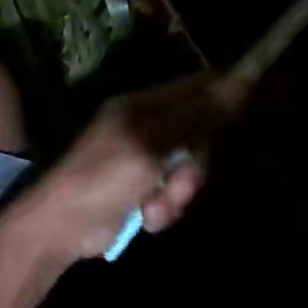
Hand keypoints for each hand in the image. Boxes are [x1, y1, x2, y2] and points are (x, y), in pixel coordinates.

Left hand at [18, 72, 248, 260]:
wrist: (63, 226)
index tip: (245, 116)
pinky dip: (163, 210)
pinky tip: (148, 220)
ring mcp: (142, 162)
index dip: (224, 97)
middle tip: (178, 185)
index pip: (196, 87)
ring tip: (155, 209)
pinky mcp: (140, 193)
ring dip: (177, 195)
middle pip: (199, 135)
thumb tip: (240, 80)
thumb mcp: (152, 143)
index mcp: (141, 106)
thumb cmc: (103, 177)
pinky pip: (172, 196)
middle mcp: (144, 129)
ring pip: (188, 171)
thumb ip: (196, 116)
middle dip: (194, 166)